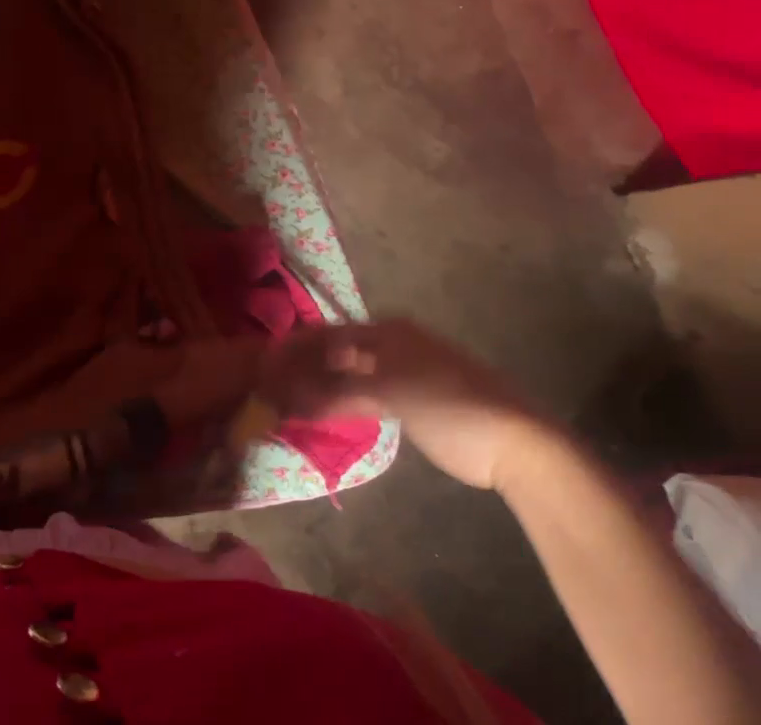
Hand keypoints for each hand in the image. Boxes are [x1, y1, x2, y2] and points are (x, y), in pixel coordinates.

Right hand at [262, 318, 559, 490]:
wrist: (518, 446)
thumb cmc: (451, 406)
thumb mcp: (386, 393)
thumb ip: (329, 393)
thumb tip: (279, 398)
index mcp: (388, 331)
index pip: (323, 334)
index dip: (289, 351)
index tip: (259, 370)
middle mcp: (391, 345)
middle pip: (330, 354)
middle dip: (298, 371)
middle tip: (266, 391)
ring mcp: (400, 374)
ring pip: (342, 377)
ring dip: (313, 390)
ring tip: (283, 405)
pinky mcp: (407, 403)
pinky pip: (357, 397)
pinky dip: (333, 405)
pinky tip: (314, 417)